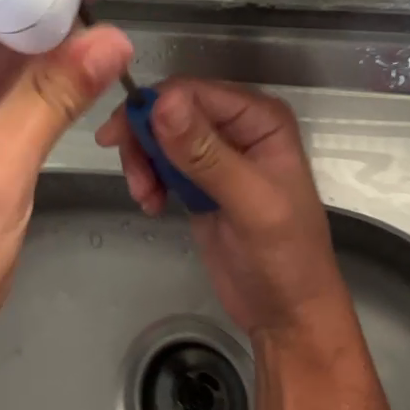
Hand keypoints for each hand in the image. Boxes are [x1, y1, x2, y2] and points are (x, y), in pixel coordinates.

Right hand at [97, 79, 346, 334]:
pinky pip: (160, 160)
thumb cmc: (285, 259)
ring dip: (142, 161)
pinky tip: (150, 202)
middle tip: (134, 178)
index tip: (121, 138)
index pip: (193, 92)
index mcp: (259, 117)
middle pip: (171, 109)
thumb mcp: (249, 204)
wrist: (288, 317)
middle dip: (144, 138)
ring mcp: (217, 152)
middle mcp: (237, 125)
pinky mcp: (199, 179)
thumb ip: (205, 154)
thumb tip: (162, 103)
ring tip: (143, 196)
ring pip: (160, 133)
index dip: (154, 109)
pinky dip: (147, 177)